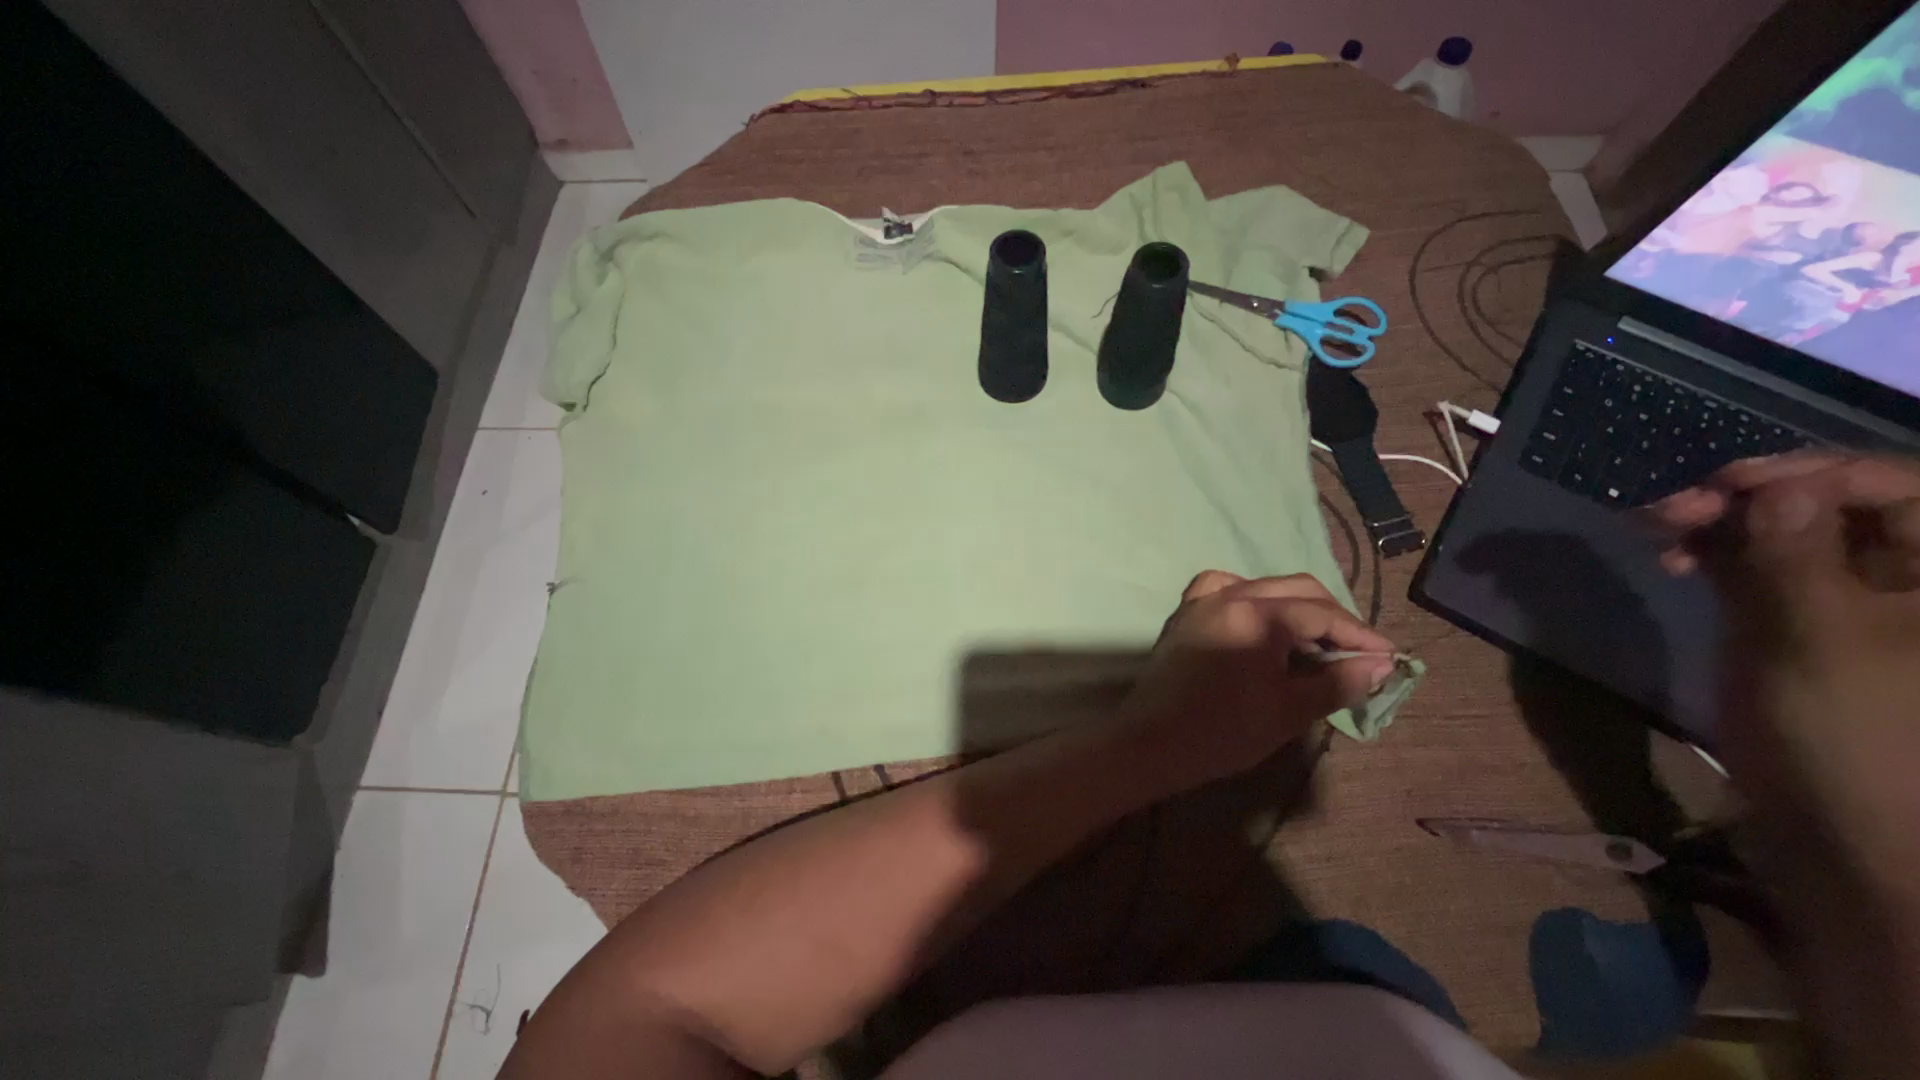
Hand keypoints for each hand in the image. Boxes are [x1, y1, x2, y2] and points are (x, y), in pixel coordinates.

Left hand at [1115, 571, 1396, 789]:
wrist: (1150, 744)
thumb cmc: (1222, 732)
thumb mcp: (1289, 711)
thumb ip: (1337, 682)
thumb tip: (1381, 665)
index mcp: (1256, 614)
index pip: (1322, 613)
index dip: (1360, 635)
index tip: (1389, 657)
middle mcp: (1228, 593)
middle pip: (1296, 590)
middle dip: (1333, 618)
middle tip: (1358, 653)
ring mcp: (1201, 600)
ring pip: (1264, 587)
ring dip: (1297, 609)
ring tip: (1317, 643)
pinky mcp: (1185, 614)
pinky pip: (1228, 591)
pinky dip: (1255, 602)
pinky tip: (1264, 626)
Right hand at [1644, 453, 1919, 825]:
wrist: (1849, 845)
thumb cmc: (1856, 743)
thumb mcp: (1822, 643)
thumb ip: (1797, 557)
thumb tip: (1778, 483)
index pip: (1893, 486)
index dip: (1808, 471)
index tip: (1719, 484)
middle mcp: (1908, 580)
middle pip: (1836, 503)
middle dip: (1751, 495)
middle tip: (1671, 508)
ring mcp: (1852, 605)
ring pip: (1789, 534)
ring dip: (1722, 522)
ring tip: (1657, 529)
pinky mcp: (1800, 631)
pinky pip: (1763, 570)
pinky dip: (1718, 555)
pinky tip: (1674, 559)